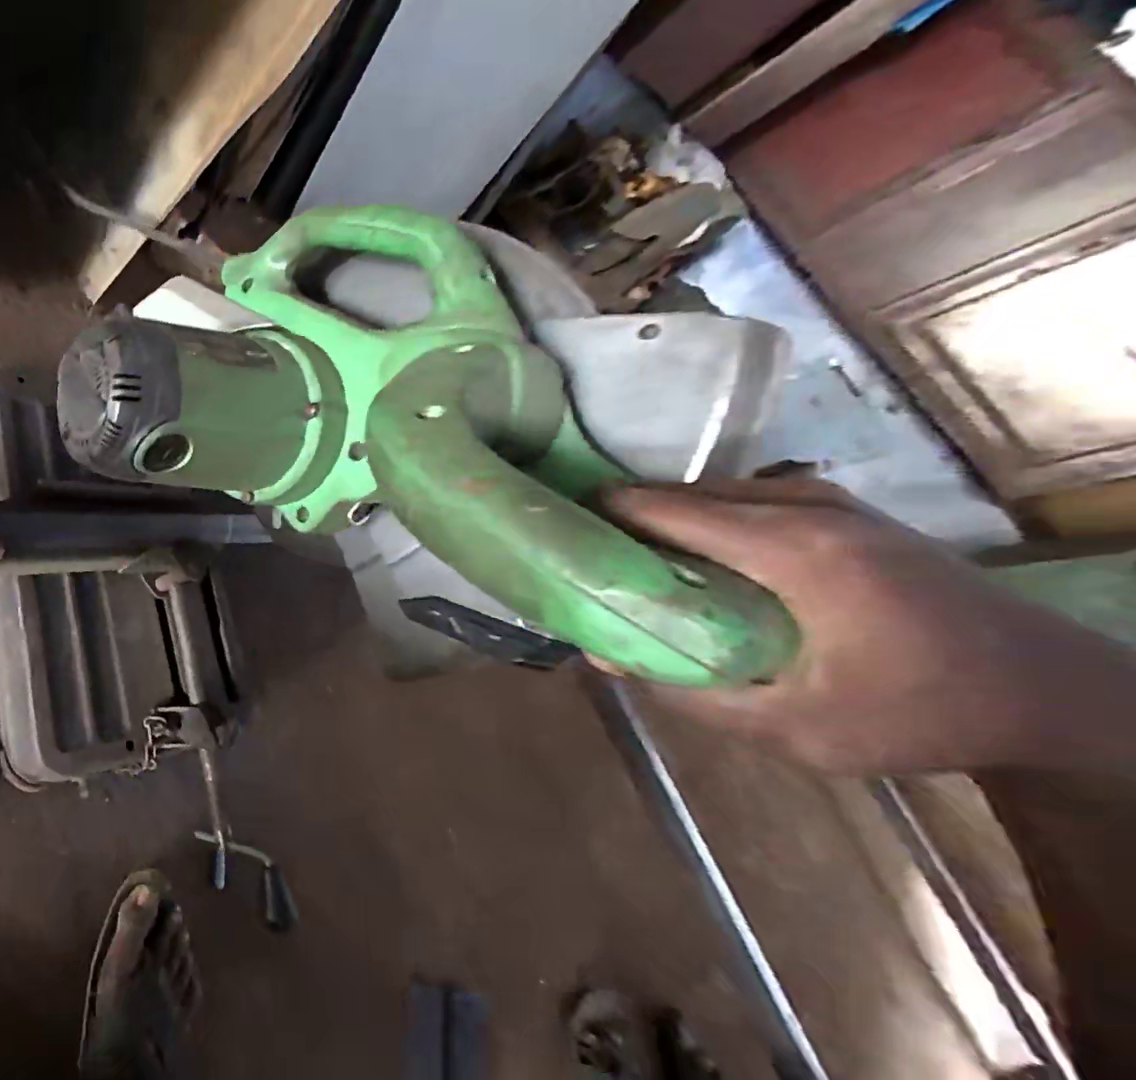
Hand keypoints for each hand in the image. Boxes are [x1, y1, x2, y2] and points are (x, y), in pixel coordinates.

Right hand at [601, 478, 1135, 774]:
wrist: (1061, 693)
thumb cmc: (924, 713)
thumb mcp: (796, 730)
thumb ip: (693, 695)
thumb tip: (608, 661)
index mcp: (794, 551)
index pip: (671, 510)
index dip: (607, 513)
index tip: (558, 526)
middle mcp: (808, 509)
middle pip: (687, 492)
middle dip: (627, 513)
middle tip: (582, 546)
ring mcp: (834, 503)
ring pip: (718, 490)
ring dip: (665, 513)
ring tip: (622, 547)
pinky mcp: (850, 512)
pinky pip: (750, 497)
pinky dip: (705, 513)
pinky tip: (689, 548)